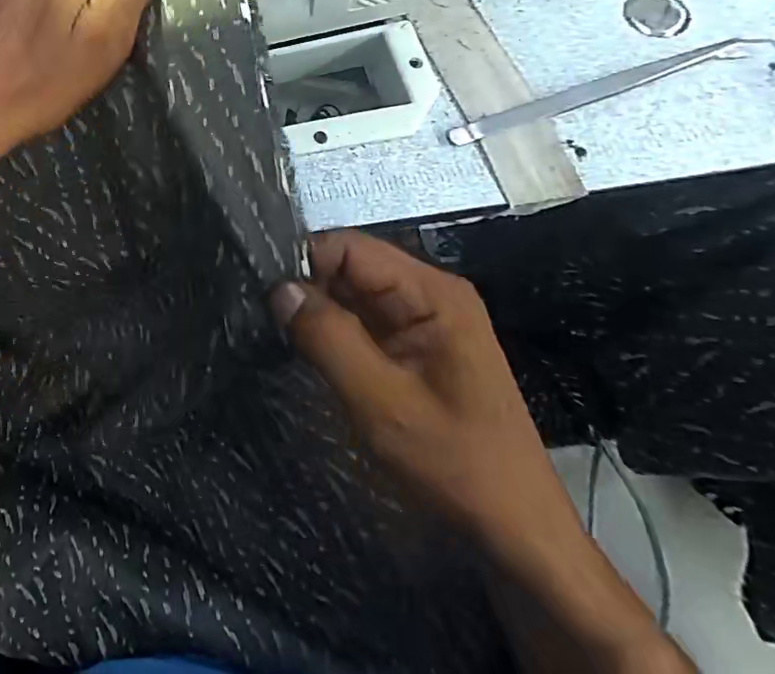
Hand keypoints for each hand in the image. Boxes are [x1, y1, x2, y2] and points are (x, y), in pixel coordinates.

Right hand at [271, 230, 560, 543]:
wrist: (514, 525)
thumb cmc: (454, 462)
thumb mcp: (382, 403)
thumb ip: (328, 338)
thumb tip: (280, 289)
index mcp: (432, 293)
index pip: (353, 248)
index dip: (306, 260)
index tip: (261, 288)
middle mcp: (430, 294)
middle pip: (355, 267)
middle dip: (309, 285)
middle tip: (260, 312)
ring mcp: (426, 321)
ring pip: (357, 296)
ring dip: (319, 310)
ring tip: (272, 327)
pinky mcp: (419, 347)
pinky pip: (368, 323)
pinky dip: (336, 331)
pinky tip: (306, 346)